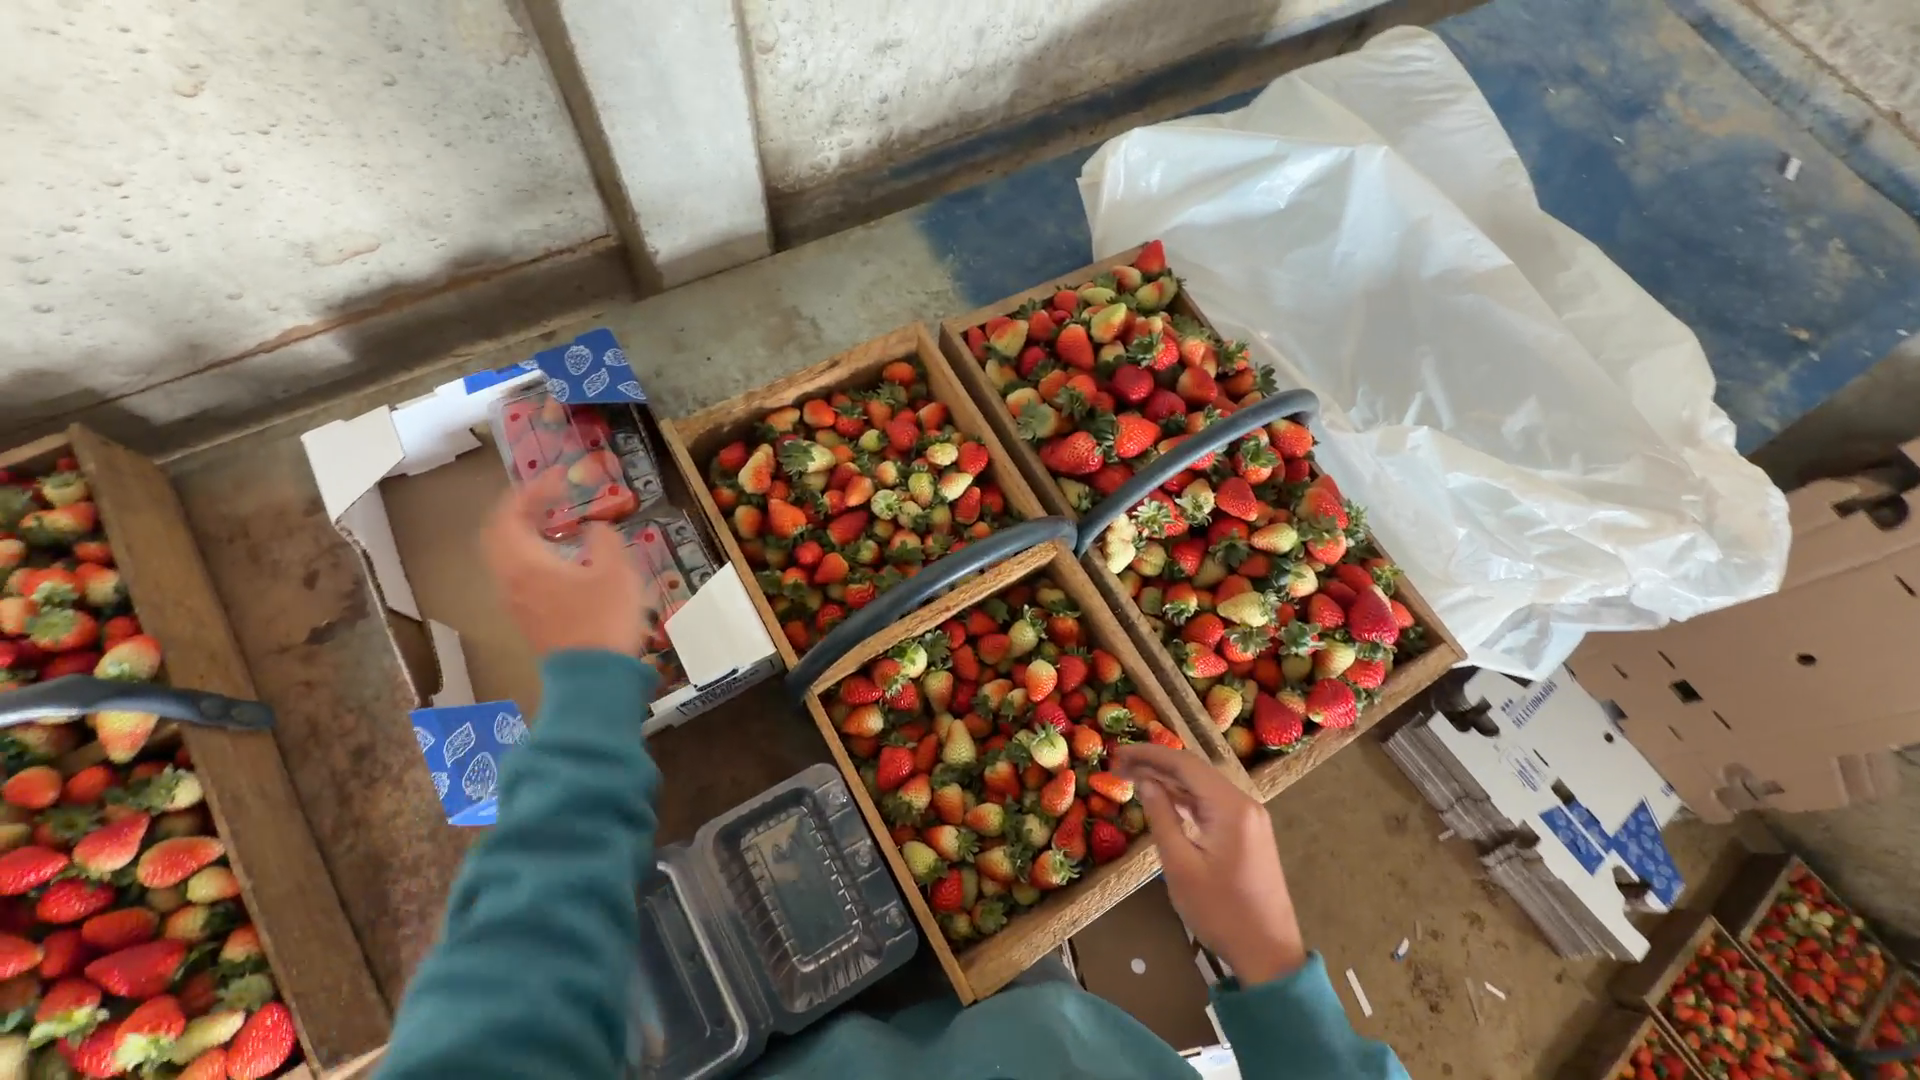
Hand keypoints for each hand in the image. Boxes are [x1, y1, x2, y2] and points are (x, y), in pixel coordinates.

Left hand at [482, 476, 654, 656]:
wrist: (594, 678)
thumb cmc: (604, 619)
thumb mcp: (616, 572)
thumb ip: (604, 541)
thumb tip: (595, 529)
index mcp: (525, 562)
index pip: (509, 515)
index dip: (531, 491)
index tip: (559, 478)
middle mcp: (511, 579)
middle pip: (499, 534)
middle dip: (522, 509)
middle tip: (551, 497)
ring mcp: (517, 601)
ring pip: (508, 555)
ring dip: (527, 532)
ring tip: (558, 522)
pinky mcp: (530, 617)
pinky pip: (520, 573)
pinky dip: (534, 553)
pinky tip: (564, 557)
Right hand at [1116, 743, 1306, 985]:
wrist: (1269, 955)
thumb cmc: (1220, 912)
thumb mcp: (1181, 865)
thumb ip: (1162, 817)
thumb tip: (1145, 782)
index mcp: (1230, 807)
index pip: (1185, 764)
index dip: (1149, 754)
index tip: (1118, 753)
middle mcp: (1244, 804)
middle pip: (1195, 771)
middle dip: (1156, 764)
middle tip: (1119, 765)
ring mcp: (1250, 819)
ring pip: (1203, 787)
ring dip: (1170, 780)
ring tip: (1133, 778)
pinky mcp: (1249, 834)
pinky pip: (1213, 805)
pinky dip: (1186, 799)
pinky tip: (1163, 800)